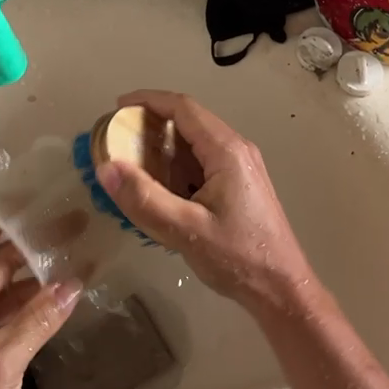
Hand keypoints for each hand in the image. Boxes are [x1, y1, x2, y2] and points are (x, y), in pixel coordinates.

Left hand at [0, 220, 79, 388]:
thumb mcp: (0, 365)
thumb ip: (37, 321)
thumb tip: (73, 281)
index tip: (37, 209)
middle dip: (30, 247)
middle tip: (74, 230)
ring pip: (3, 293)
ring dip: (36, 279)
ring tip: (76, 262)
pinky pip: (6, 320)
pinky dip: (32, 309)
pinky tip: (61, 304)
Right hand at [97, 90, 316, 316]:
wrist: (282, 287)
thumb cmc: (238, 257)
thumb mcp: (186, 230)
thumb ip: (144, 199)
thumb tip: (106, 168)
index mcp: (227, 151)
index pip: (184, 108)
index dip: (149, 100)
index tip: (117, 107)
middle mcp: (237, 150)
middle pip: (190, 120)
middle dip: (153, 121)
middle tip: (118, 135)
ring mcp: (241, 166)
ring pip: (197, 141)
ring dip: (165, 143)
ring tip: (130, 157)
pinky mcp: (240, 184)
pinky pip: (203, 160)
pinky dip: (177, 162)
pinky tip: (158, 183)